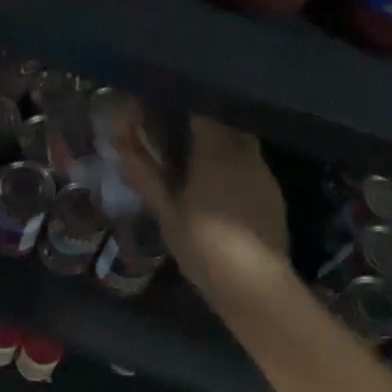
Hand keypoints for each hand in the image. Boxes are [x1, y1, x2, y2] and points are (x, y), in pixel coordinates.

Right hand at [113, 112, 292, 309]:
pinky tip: (219, 187)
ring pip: (242, 145)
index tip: (163, 111)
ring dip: (221, 147)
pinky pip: (251, 168)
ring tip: (196, 162)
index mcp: (216, 150)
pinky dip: (234, 169)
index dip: (182, 107)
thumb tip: (118, 143)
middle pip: (226, 123)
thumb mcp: (165, 211)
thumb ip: (143, 174)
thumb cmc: (202, 243)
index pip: (203, 109)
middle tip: (178, 138)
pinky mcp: (274, 194)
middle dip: (204, 125)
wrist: (253, 284)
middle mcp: (246, 152)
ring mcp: (264, 173)